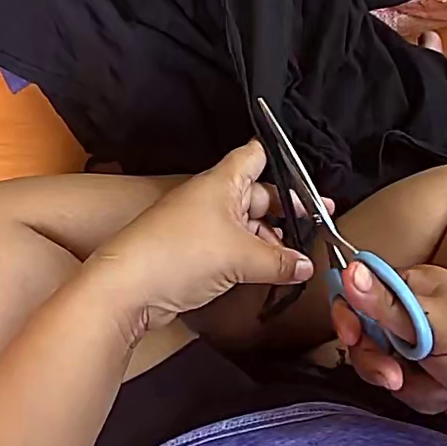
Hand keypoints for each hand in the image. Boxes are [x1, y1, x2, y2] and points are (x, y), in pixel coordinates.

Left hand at [86, 141, 314, 339]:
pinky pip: (234, 248)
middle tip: (319, 220)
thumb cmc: (179, 253)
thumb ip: (280, 261)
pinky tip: (273, 271)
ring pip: (249, 225)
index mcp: (222, 183)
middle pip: (259, 196)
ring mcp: (204, 226)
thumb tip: (306, 265)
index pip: (255, 156)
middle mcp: (213, 199)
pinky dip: (254, 257)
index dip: (282, 161)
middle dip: (288, 210)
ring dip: (272, 240)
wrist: (128, 289)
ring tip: (298, 257)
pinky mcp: (196, 252)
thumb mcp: (242, 256)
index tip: (307, 176)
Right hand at [330, 263, 446, 443]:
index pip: (364, 286)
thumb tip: (350, 270)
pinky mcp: (429, 378)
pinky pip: (401, 388)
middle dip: (374, 355)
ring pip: (380, 363)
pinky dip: (421, 396)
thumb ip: (389, 303)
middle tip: (394, 371)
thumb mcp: (442, 325)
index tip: (350, 334)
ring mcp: (424, 347)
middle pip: (365, 328)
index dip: (350, 310)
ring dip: (401, 379)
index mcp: (421, 285)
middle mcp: (419, 312)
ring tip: (435, 384)